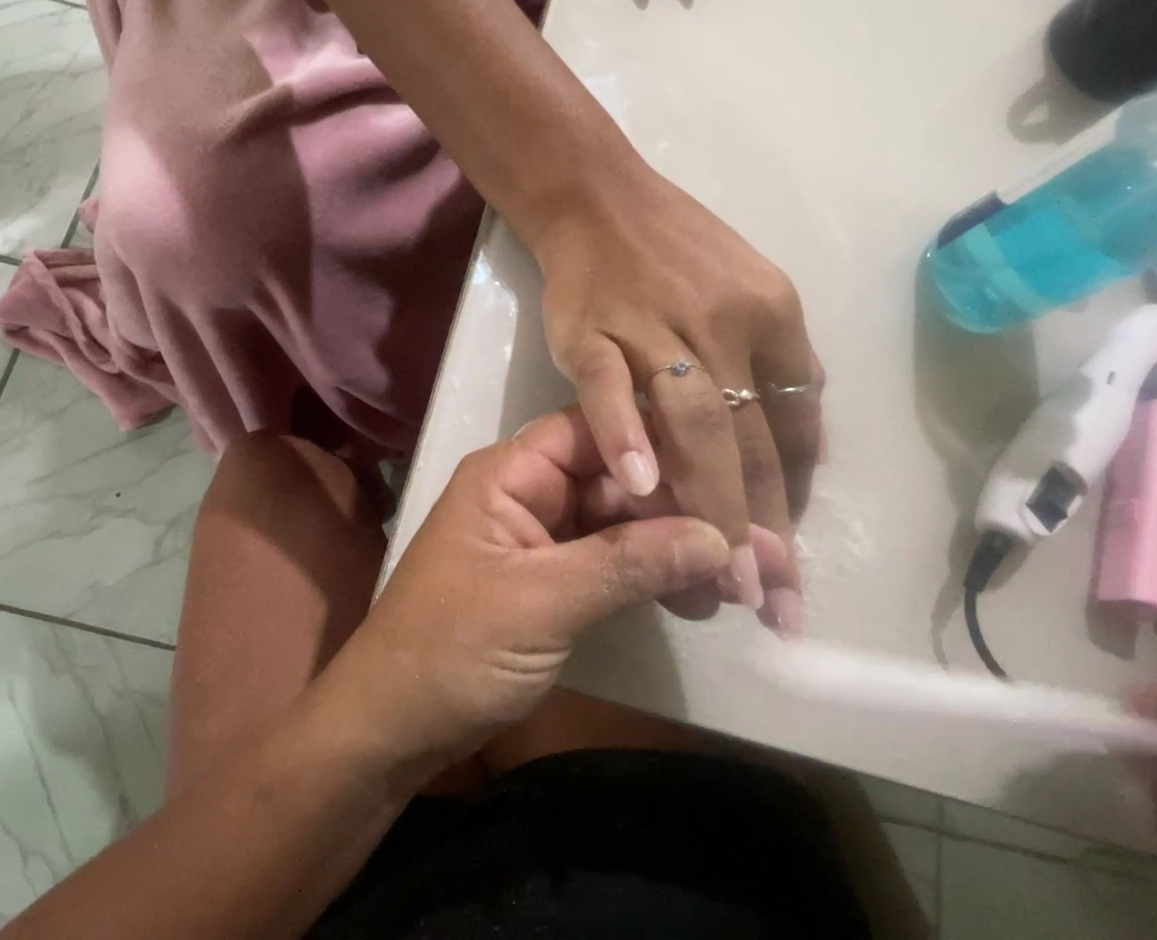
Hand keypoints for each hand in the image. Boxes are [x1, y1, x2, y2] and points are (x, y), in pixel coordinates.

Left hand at [318, 408, 794, 774]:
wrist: (395, 724)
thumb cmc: (451, 652)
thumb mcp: (540, 604)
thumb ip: (627, 564)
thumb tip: (721, 538)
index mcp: (511, 473)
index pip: (598, 431)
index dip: (662, 449)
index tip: (730, 481)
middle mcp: (532, 491)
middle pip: (624, 479)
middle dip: (689, 513)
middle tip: (761, 555)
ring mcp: (547, 535)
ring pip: (629, 523)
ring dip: (683, 549)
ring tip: (743, 590)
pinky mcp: (558, 578)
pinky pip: (619, 562)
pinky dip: (659, 577)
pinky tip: (701, 600)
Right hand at [527, 168, 819, 631]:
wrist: (595, 196)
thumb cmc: (676, 250)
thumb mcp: (751, 291)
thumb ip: (778, 367)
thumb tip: (803, 451)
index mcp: (773, 312)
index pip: (794, 419)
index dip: (793, 495)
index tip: (786, 554)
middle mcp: (725, 323)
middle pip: (750, 437)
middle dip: (764, 526)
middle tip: (772, 600)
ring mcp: (654, 327)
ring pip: (693, 424)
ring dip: (711, 503)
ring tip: (721, 576)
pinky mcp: (591, 332)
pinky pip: (610, 389)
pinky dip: (625, 437)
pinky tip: (640, 490)